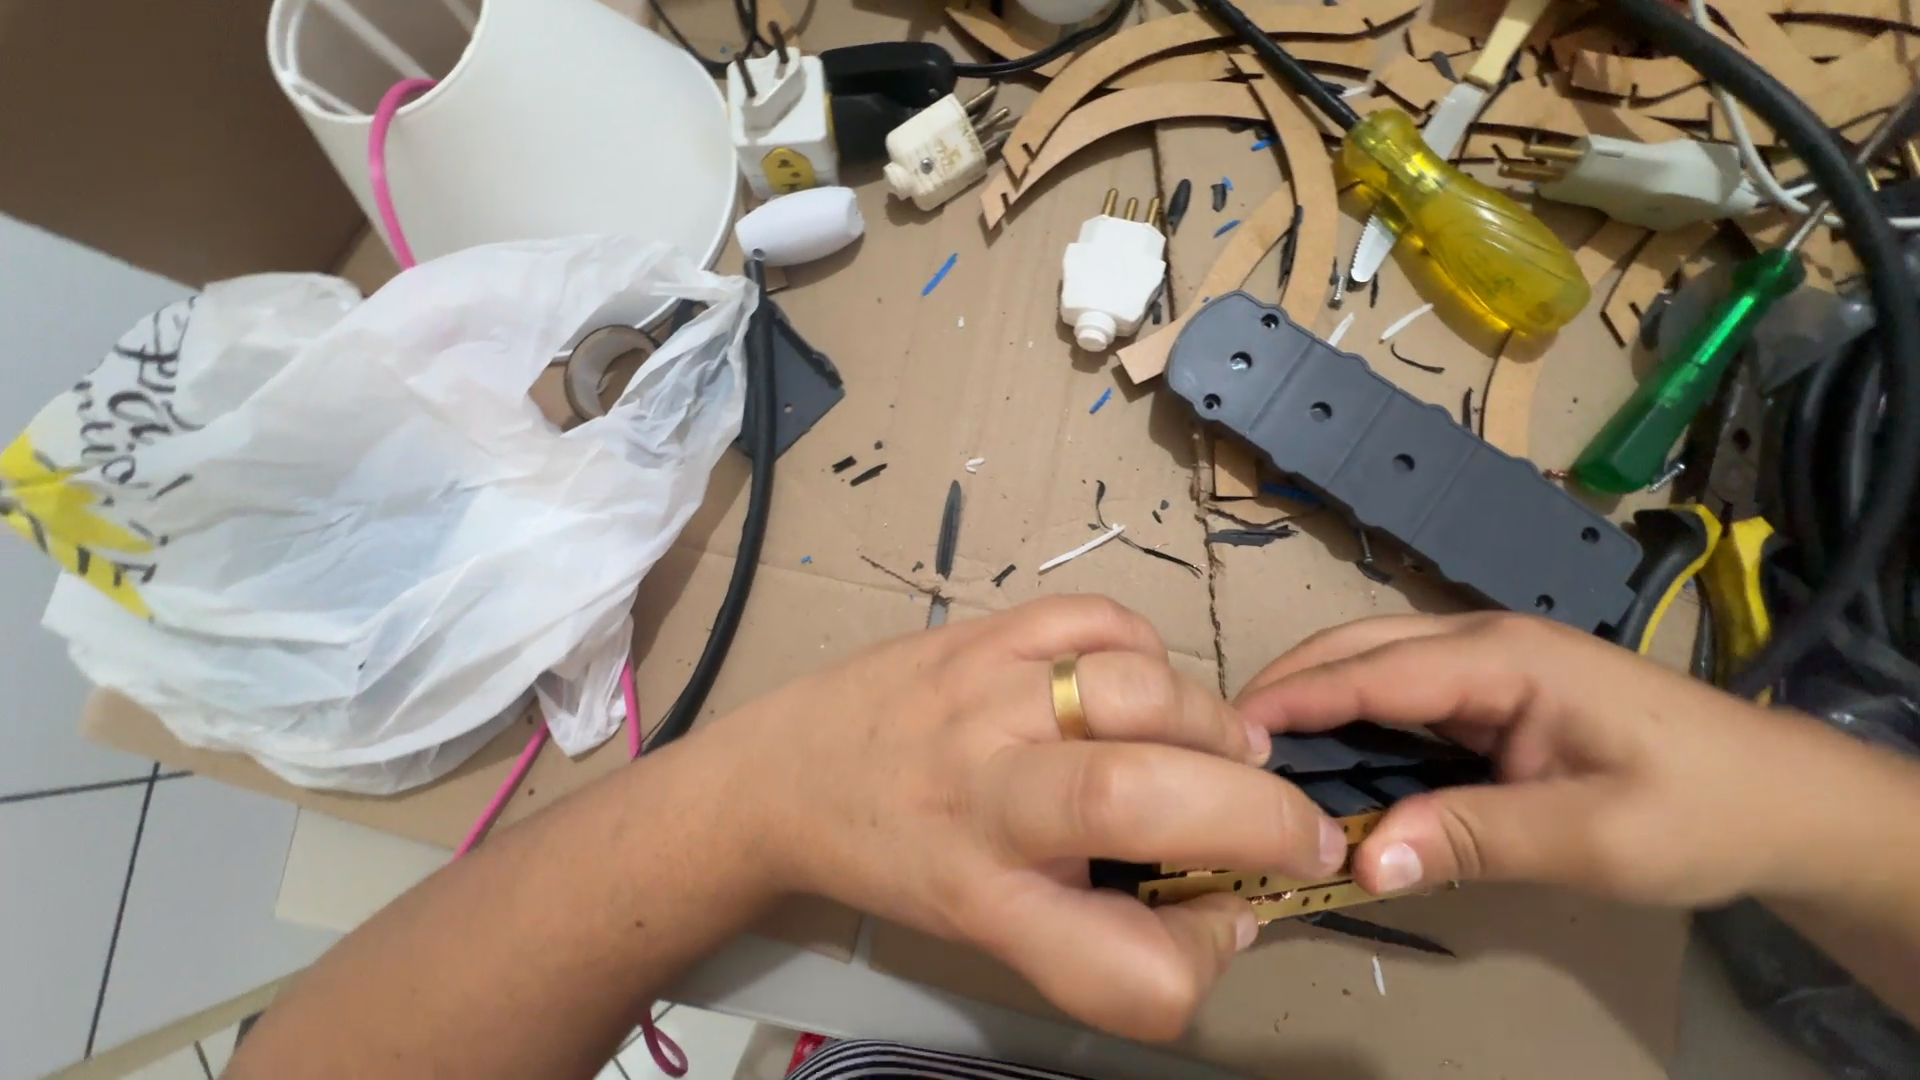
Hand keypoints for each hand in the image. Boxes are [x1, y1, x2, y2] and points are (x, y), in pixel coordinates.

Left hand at [701, 596, 1347, 1039]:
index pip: (1125, 970)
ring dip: (1214, 722)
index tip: (1227, 920)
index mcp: (986, 896)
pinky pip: (1097, 619)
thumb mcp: (985, 920)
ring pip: (1136, 691)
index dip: (1208, 960)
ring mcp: (984, 695)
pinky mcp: (983, 632)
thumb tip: (1222, 892)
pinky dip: (1148, 649)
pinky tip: (1142, 681)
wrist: (787, 770)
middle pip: (1145, 804)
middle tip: (1301, 827)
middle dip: (1260, 820)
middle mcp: (985, 793)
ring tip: (1227, 745)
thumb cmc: (892, 855)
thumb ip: (1097, 921)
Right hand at [1235, 613, 1907, 908]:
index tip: (1227, 730)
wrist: (1791, 802)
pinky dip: (1344, 709)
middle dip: (1285, 682)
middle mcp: (1478, 641)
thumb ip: (1474, 840)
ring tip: (1258, 742)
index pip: (1370, 670)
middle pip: (1353, 645)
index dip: (1293, 697)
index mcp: (1501, 659)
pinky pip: (1392, 686)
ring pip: (1366, 658)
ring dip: (1309, 692)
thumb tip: (1363, 863)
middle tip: (1227, 737)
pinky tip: (1323, 745)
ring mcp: (1480, 659)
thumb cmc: (1702, 810)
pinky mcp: (1484, 686)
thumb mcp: (1595, 838)